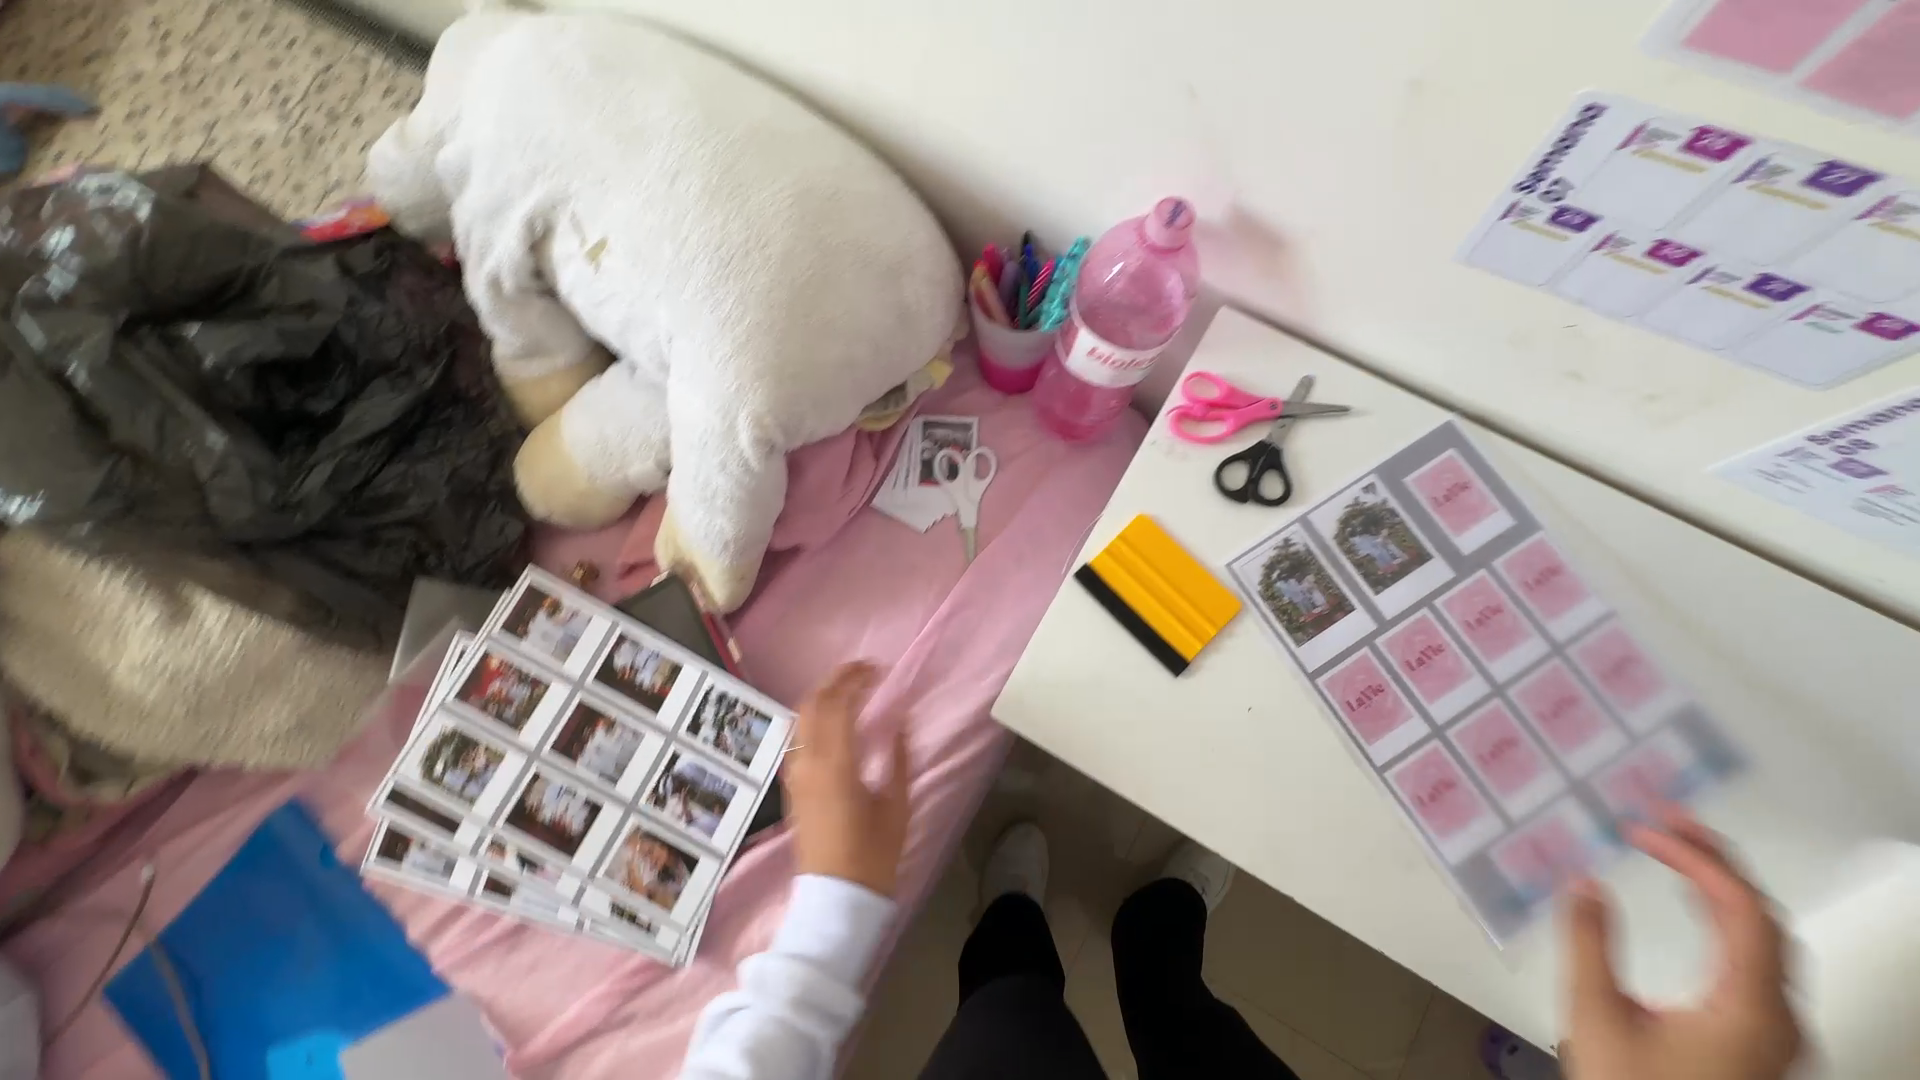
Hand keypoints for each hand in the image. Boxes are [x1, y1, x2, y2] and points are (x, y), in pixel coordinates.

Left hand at [782, 662, 911, 896]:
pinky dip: (814, 717)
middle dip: (836, 680)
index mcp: (836, 765)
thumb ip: (897, 757)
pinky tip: (834, 721)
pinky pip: (798, 738)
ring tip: (850, 690)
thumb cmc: (874, 855)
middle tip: (863, 672)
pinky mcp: (792, 786)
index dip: (856, 680)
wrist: (837, 898)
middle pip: (812, 704)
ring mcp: (795, 774)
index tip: (878, 670)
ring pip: (800, 719)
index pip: (838, 704)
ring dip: (822, 696)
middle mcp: (807, 763)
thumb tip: (899, 721)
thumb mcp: (897, 805)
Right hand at [1562, 808, 1801, 1079]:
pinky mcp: (1757, 1038)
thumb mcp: (1595, 1014)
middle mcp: (1777, 1015)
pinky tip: (1694, 907)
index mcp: (1749, 1006)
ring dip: (1723, 887)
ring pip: (1766, 940)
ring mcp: (1774, 1030)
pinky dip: (1724, 917)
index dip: (1696, 859)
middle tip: (1665, 818)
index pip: (1742, 910)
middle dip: (1716, 861)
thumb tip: (1584, 881)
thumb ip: (1589, 943)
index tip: (1640, 830)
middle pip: (1765, 920)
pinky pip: (1755, 959)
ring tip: (1675, 847)